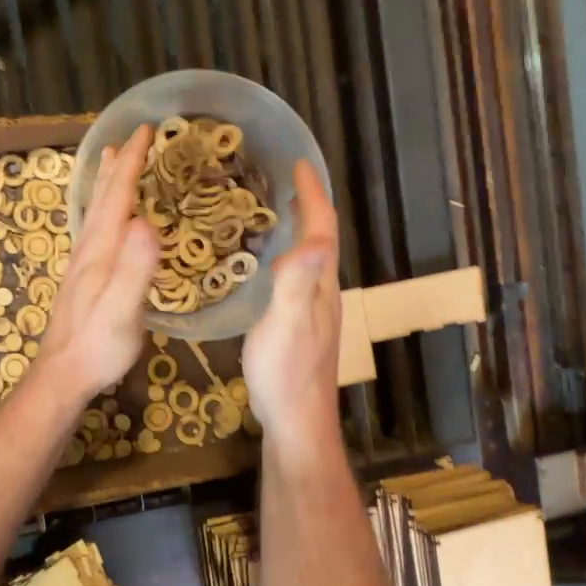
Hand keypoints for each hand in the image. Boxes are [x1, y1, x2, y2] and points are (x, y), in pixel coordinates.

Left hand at [37, 126, 160, 398]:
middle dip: (119, 164)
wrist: (63, 375)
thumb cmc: (97, 346)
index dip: (131, 162)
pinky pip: (97, 231)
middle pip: (104, 198)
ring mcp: (83, 266)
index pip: (118, 196)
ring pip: (97, 213)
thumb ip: (134, 269)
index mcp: (100, 250)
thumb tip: (146, 222)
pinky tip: (109, 222)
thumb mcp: (122, 310)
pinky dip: (106, 211)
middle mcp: (89, 251)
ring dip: (108, 184)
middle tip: (133, 136)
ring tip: (112, 161)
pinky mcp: (84, 281)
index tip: (146, 130)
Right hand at [242, 160, 341, 440]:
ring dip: (297, 230)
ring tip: (271, 211)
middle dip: (307, 205)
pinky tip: (263, 265)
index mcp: (320, 284)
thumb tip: (309, 239)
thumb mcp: (286, 325)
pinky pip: (294, 277)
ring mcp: (313, 311)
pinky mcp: (298, 326)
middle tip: (283, 181)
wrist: (295, 421)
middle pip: (320, 239)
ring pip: (309, 259)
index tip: (300, 164)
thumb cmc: (286, 372)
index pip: (322, 229)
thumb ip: (297, 283)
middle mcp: (322, 292)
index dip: (314, 195)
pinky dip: (283, 256)